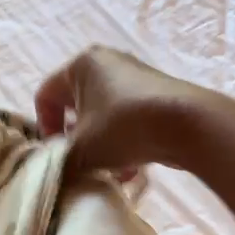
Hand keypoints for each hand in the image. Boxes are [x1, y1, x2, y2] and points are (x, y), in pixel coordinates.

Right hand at [35, 47, 234, 181]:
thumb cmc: (125, 128)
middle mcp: (107, 62)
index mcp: (81, 64)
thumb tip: (56, 169)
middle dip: (79, 141)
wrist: (189, 124)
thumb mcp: (83, 150)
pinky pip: (127, 119)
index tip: (57, 153)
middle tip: (84, 164)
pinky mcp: (156, 94)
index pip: (46, 96)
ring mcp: (135, 76)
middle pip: (77, 108)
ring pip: (104, 118)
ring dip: (103, 148)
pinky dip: (124, 142)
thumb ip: (60, 161)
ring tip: (113, 172)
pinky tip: (134, 169)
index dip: (45, 128)